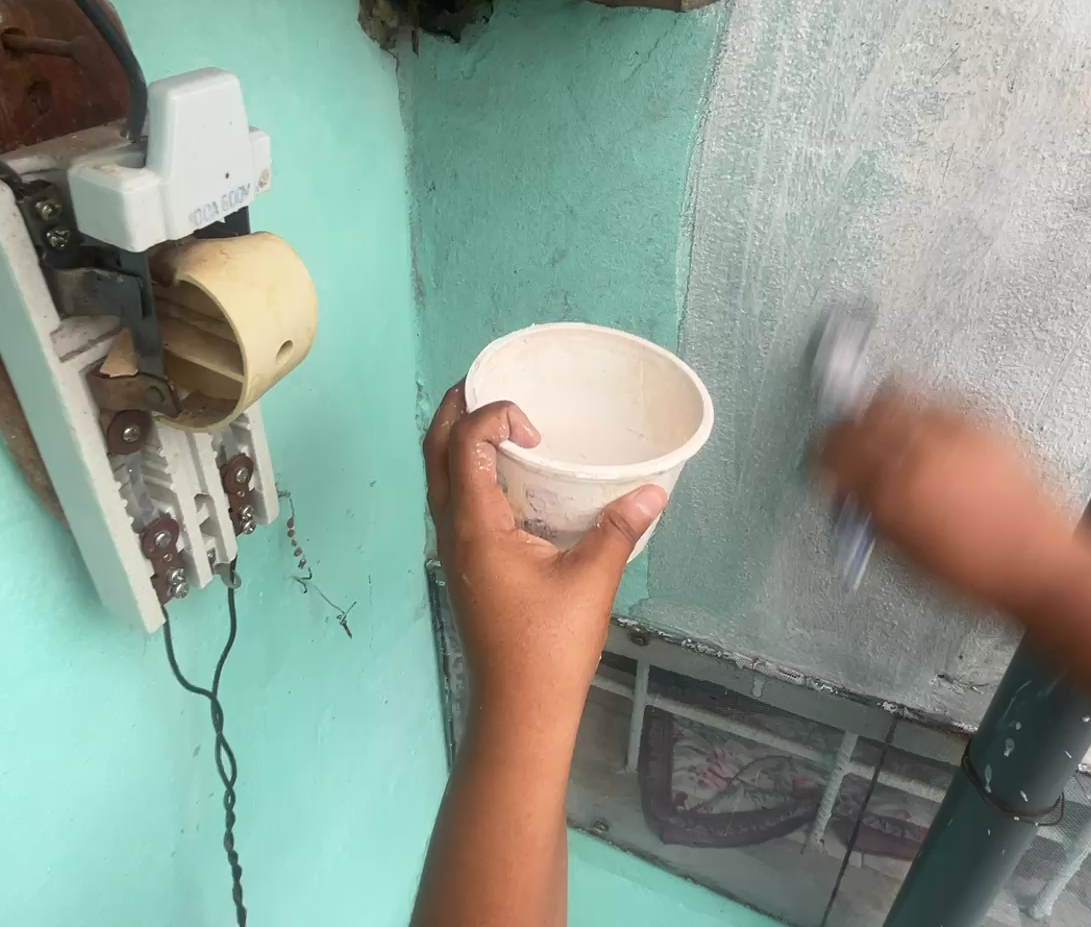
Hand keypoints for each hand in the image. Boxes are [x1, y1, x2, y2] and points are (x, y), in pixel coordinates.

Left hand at [423, 385, 667, 723]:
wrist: (518, 706)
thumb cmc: (550, 646)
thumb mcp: (592, 581)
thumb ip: (620, 528)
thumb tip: (656, 489)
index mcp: (475, 524)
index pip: (464, 443)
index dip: (493, 416)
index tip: (535, 430)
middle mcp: (452, 527)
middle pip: (433, 449)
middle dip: (454, 408)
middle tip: (489, 384)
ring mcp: (451, 545)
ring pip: (436, 473)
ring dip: (454, 436)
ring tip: (492, 415)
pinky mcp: (461, 560)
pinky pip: (449, 495)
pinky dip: (463, 466)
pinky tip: (502, 472)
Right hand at [817, 388, 1089, 616]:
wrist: (1042, 568)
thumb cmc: (969, 572)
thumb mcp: (898, 552)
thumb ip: (865, 510)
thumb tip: (843, 485)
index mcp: (889, 491)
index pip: (832, 451)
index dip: (821, 452)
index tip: (822, 457)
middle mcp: (916, 454)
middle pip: (856, 417)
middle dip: (844, 428)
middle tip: (846, 440)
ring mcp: (951, 434)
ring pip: (892, 396)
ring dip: (877, 410)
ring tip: (882, 426)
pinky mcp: (983, 425)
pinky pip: (936, 401)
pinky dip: (920, 412)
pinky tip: (924, 431)